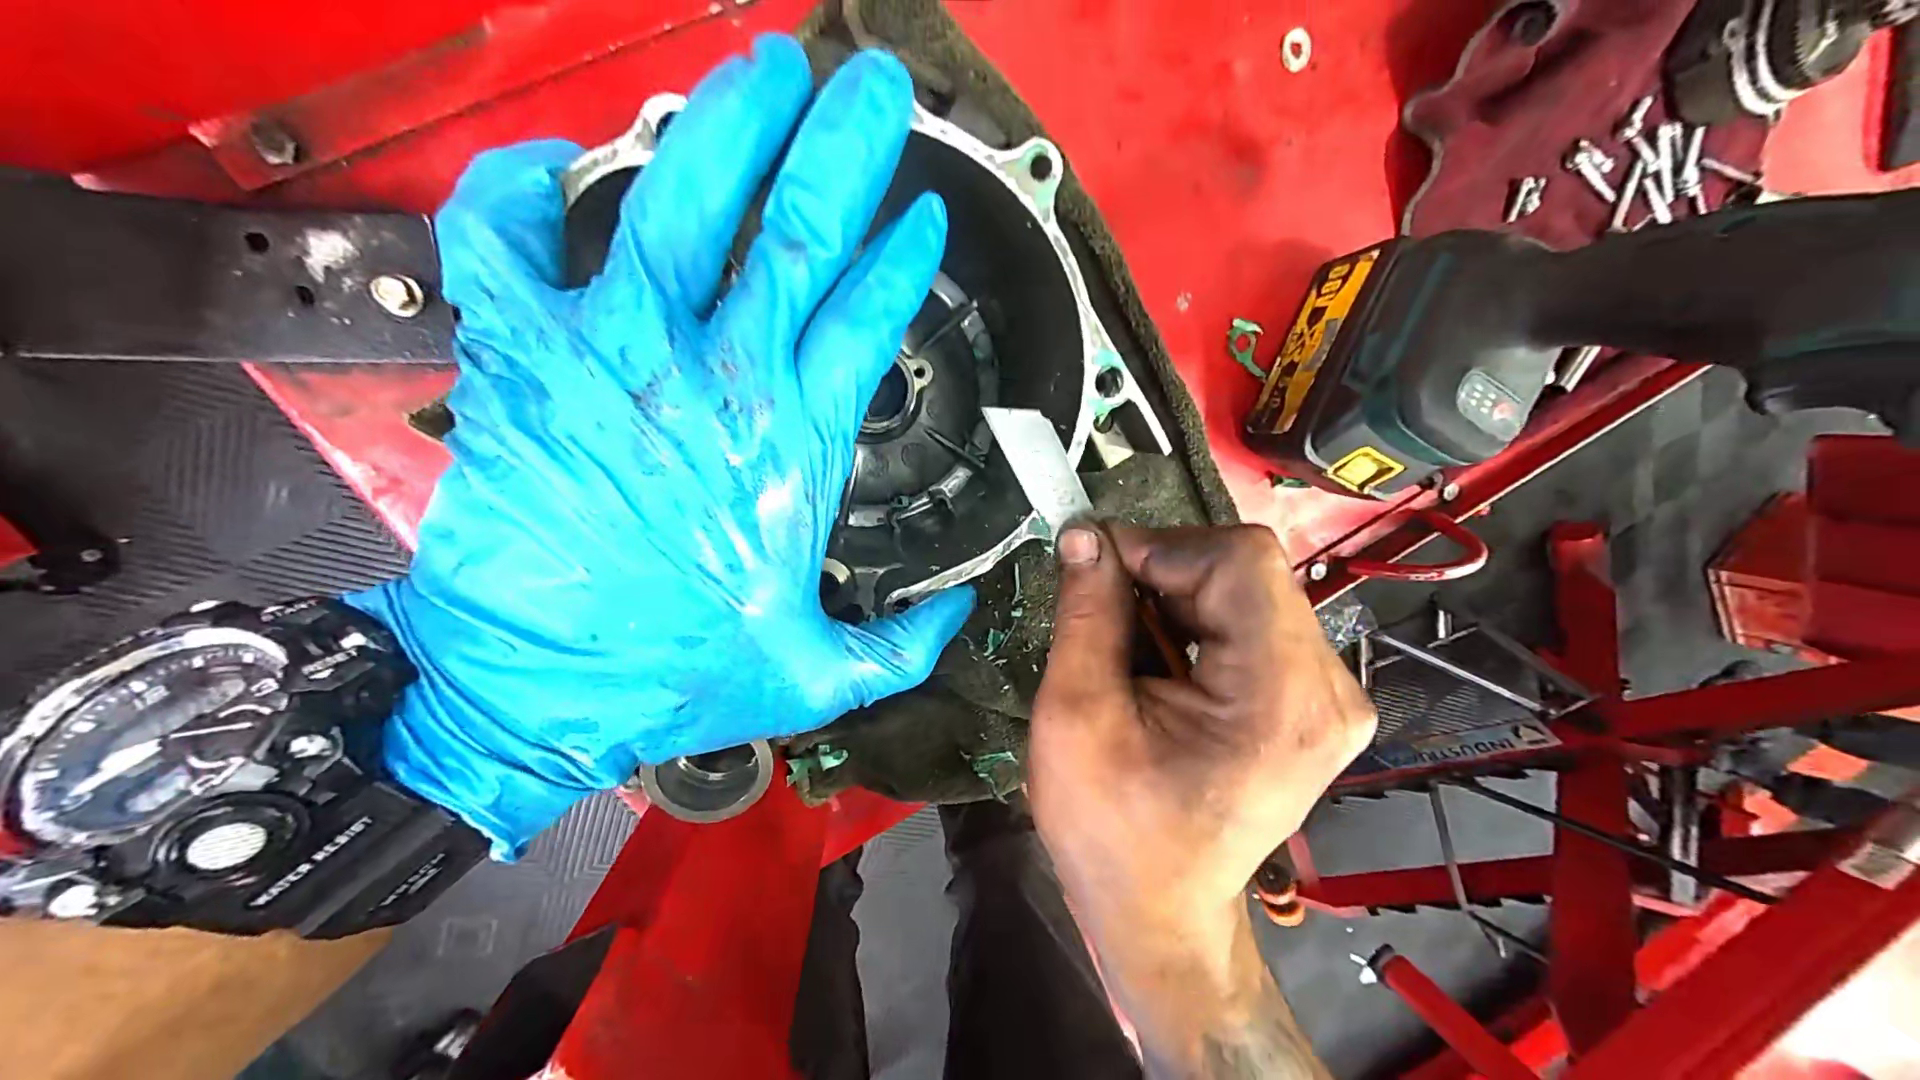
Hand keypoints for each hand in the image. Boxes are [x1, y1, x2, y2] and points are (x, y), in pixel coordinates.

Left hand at [348, 37, 973, 855]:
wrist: (537, 699)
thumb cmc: (677, 678)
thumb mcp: (821, 676)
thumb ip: (906, 645)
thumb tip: (959, 613)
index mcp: (794, 444)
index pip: (866, 315)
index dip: (902, 256)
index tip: (924, 213)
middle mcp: (716, 382)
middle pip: (794, 231)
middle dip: (844, 146)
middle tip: (875, 89)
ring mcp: (614, 358)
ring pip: (677, 203)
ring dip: (730, 126)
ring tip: (767, 68)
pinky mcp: (521, 361)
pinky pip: (504, 241)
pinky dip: (520, 189)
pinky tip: (554, 163)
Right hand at [1028, 523, 1373, 1075]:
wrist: (1158, 911)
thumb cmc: (1110, 830)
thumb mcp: (1076, 715)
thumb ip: (1085, 614)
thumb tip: (1084, 534)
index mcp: (1281, 698)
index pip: (1239, 560)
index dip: (1159, 547)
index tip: (1094, 568)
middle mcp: (1329, 689)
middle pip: (1249, 570)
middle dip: (1164, 573)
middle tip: (1102, 609)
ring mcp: (1330, 697)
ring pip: (1250, 588)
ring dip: (1176, 595)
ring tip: (1127, 643)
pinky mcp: (1313, 702)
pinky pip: (1255, 619)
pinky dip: (1197, 619)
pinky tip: (1161, 659)